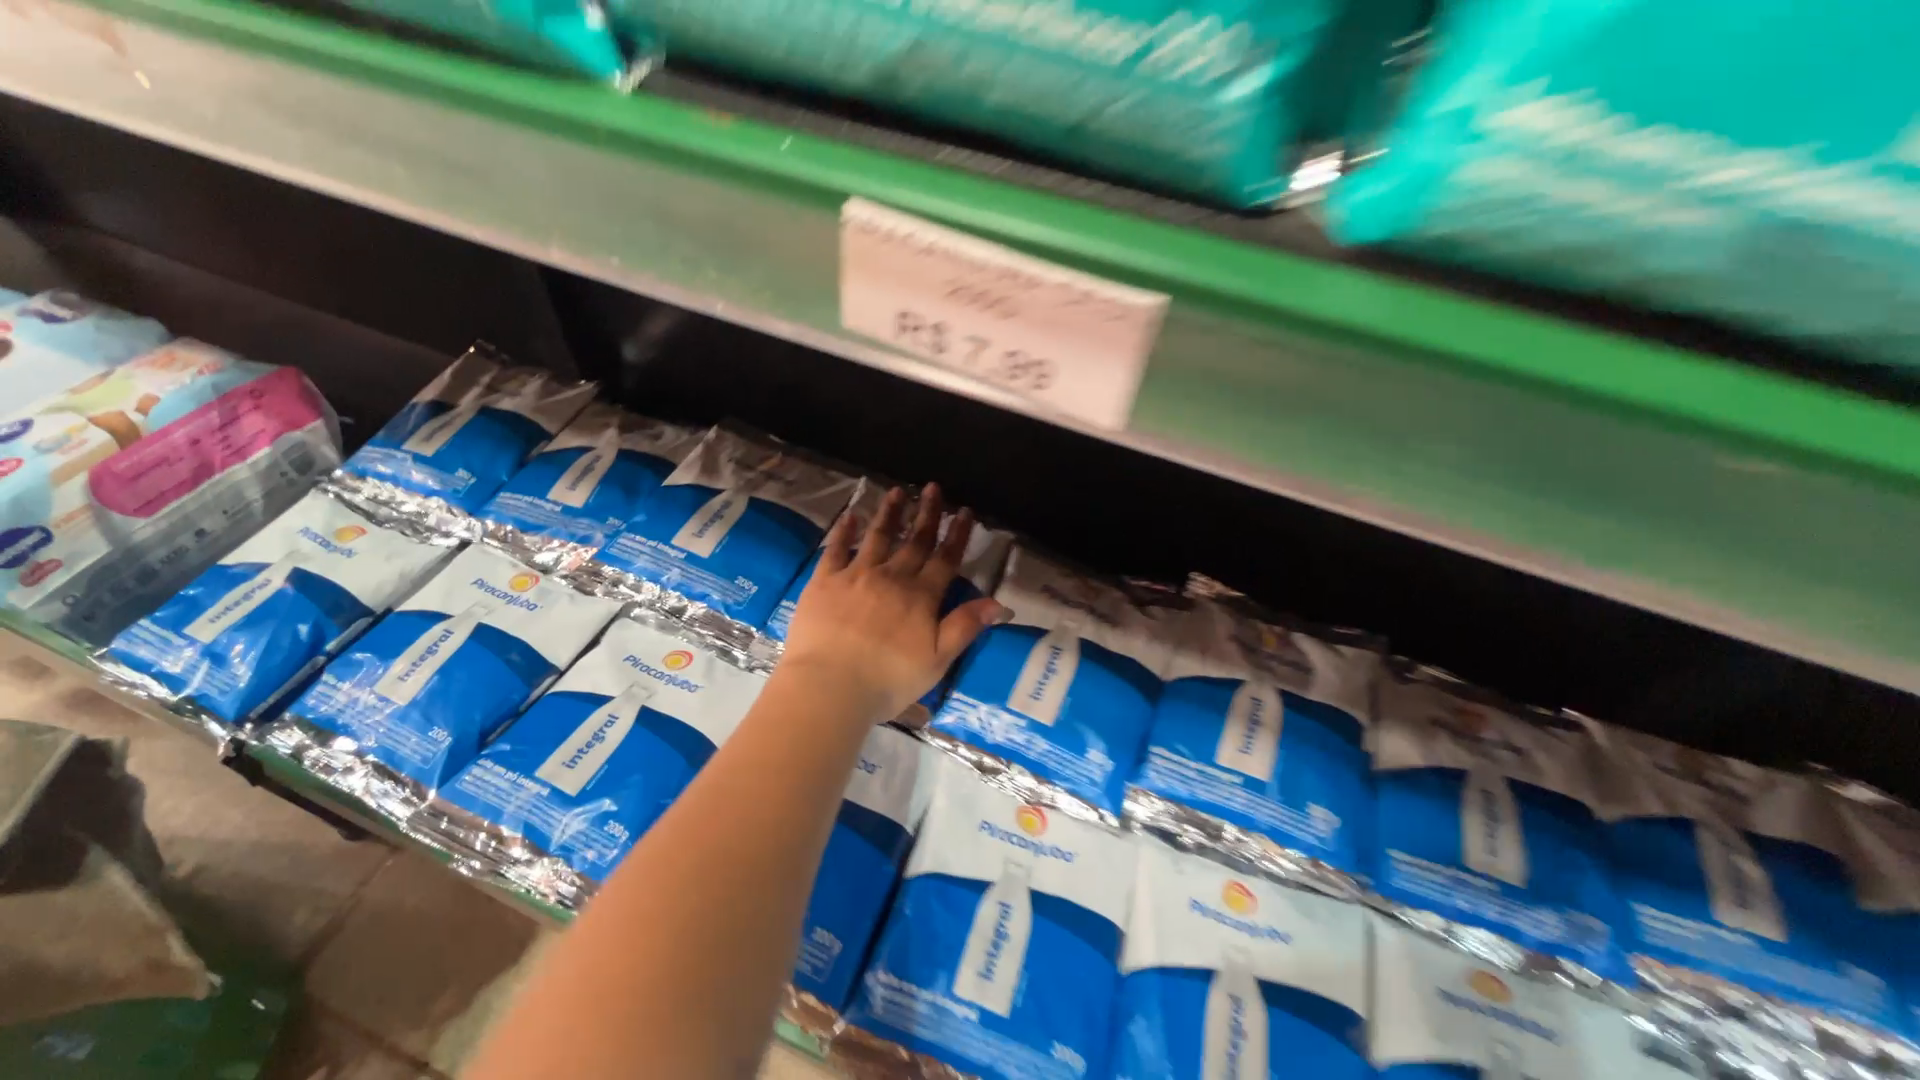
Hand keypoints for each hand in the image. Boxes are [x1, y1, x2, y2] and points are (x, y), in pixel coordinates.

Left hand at [780, 484, 1010, 727]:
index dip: (957, 535)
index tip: (965, 511)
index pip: (945, 559)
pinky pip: (836, 549)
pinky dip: (845, 531)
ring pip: (878, 537)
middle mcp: (891, 577)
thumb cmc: (889, 680)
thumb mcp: (938, 660)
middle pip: (914, 541)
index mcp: (921, 597)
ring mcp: (856, 575)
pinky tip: (851, 516)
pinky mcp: (824, 582)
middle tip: (934, 488)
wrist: (830, 685)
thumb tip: (999, 603)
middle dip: (927, 514)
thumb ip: (965, 627)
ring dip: (890, 513)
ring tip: (897, 492)